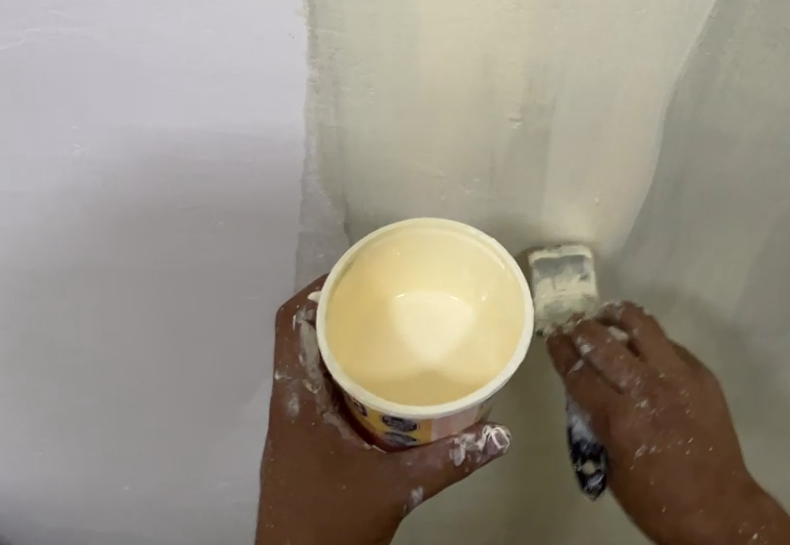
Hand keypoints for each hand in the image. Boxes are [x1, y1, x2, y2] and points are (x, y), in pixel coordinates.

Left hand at [256, 276, 512, 544]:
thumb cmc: (329, 527)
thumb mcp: (395, 490)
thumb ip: (448, 460)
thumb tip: (500, 433)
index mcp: (297, 401)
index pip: (289, 324)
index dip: (314, 290)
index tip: (353, 271)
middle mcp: (290, 405)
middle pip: (303, 338)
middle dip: (339, 311)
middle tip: (385, 294)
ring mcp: (295, 427)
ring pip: (312, 366)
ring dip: (343, 344)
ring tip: (390, 328)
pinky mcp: (305, 446)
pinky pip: (322, 392)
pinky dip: (348, 377)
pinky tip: (383, 384)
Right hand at [546, 303, 789, 544]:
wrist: (721, 511)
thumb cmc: (659, 501)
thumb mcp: (613, 470)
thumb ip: (598, 425)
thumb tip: (586, 391)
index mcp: (619, 420)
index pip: (579, 372)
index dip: (560, 350)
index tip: (552, 336)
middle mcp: (646, 390)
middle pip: (602, 341)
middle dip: (580, 328)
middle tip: (573, 323)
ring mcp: (678, 377)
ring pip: (641, 324)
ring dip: (616, 315)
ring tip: (606, 316)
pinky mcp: (701, 374)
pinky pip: (669, 344)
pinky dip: (649, 341)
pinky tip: (643, 348)